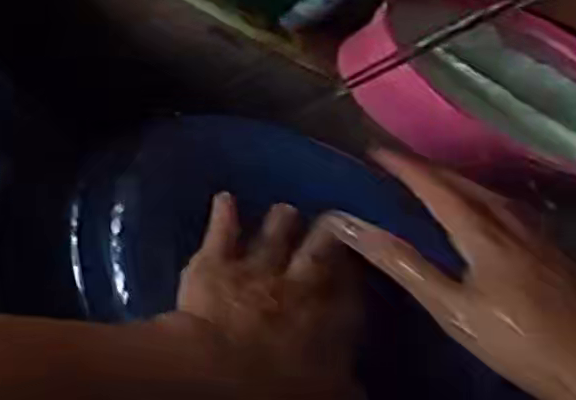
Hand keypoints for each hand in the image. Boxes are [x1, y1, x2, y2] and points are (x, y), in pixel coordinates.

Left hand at [161, 192, 363, 398]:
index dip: (356, 276)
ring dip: (279, 223)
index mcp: (328, 324)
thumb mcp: (332, 393)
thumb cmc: (279, 387)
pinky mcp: (213, 260)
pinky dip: (223, 213)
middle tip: (334, 218)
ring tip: (286, 208)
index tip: (362, 258)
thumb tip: (358, 381)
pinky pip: (220, 232)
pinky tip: (225, 196)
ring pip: (270, 239)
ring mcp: (251, 269)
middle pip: (315, 258)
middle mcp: (294, 289)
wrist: (221, 363)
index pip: (350, 295)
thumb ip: (346, 381)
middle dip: (326, 237)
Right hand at [328, 149, 575, 399]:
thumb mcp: (454, 310)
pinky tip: (495, 219)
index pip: (436, 187)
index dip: (403, 165)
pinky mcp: (575, 270)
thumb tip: (342, 220)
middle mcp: (519, 233)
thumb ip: (401, 264)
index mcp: (485, 236)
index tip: (373, 149)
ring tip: (442, 182)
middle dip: (433, 169)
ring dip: (466, 183)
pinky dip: (494, 204)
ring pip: (502, 201)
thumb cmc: (530, 346)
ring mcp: (554, 251)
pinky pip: (523, 219)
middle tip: (401, 161)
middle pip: (472, 188)